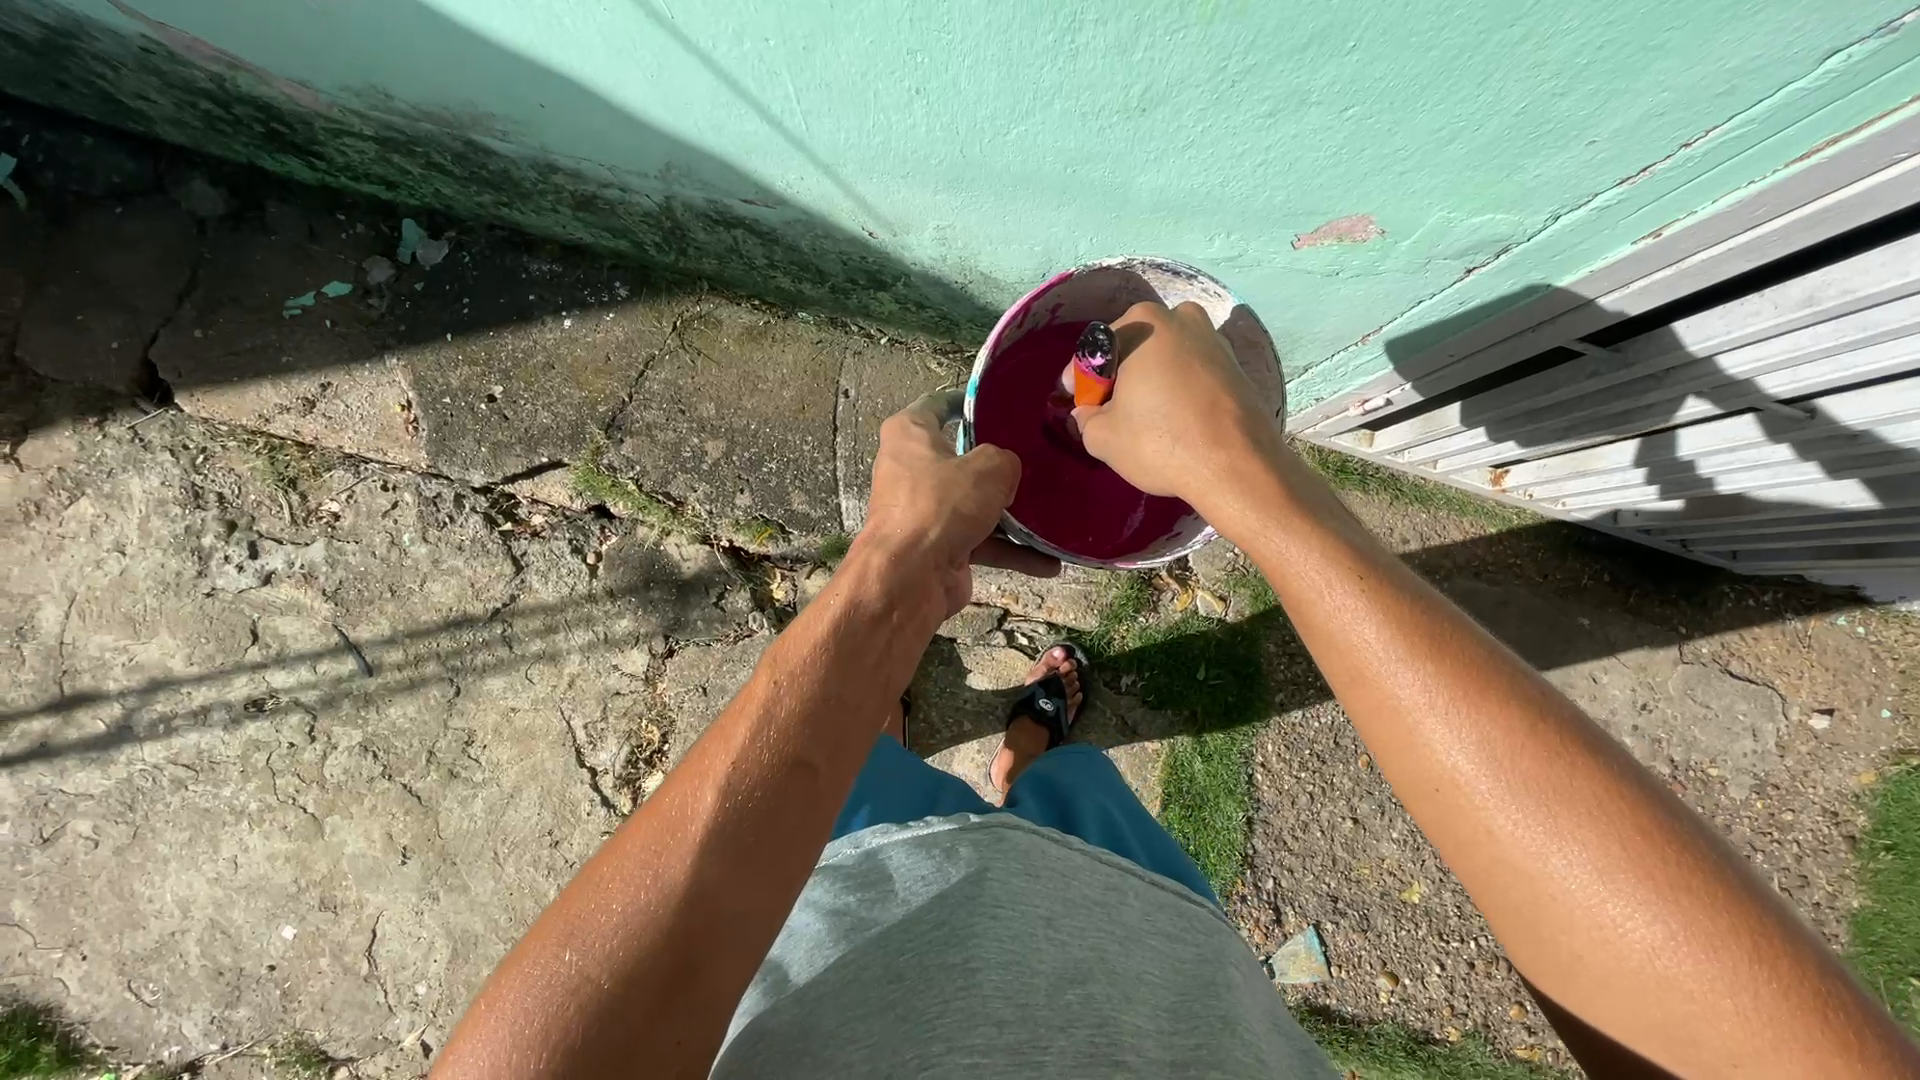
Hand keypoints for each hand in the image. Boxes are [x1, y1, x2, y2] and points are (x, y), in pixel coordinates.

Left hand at [856, 390, 1059, 618]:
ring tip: (1054, 514)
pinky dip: (1012, 552)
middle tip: (1039, 459)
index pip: (938, 405)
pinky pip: (982, 543)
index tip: (1000, 401)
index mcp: (909, 434)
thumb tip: (1006, 474)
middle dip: (999, 464)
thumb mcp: (988, 468)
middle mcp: (912, 470)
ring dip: (1013, 516)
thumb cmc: (940, 505)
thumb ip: (1005, 460)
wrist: (910, 577)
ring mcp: (925, 512)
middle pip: (963, 459)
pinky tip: (1048, 562)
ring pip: (976, 505)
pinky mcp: (939, 547)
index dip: (968, 400)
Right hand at [1072, 301, 1282, 513]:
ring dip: (1148, 380)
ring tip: (1141, 415)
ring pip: (1165, 357)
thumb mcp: (1103, 437)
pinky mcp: (1235, 365)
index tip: (1074, 399)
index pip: (1096, 349)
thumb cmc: (1160, 442)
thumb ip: (1085, 419)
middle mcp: (1180, 318)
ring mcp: (1213, 338)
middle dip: (1116, 375)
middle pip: (1133, 346)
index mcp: (1143, 323)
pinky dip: (1177, 388)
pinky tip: (1172, 418)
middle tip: (1106, 409)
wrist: (1236, 465)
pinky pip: (1191, 371)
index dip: (1078, 378)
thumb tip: (1088, 413)